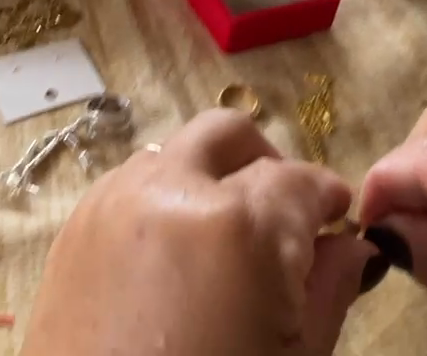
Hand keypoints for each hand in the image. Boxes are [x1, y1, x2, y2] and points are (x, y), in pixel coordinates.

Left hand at [23, 109, 375, 355]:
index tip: (337, 219)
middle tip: (282, 216)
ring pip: (175, 152)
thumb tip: (351, 245)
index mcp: (238, 224)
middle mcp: (171, 187)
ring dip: (208, 178)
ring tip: (223, 242)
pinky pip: (130, 183)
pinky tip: (172, 259)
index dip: (326, 197)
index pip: (299, 179)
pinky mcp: (75, 224)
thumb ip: (327, 291)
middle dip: (265, 163)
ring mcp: (114, 199)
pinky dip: (162, 199)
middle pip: (227, 134)